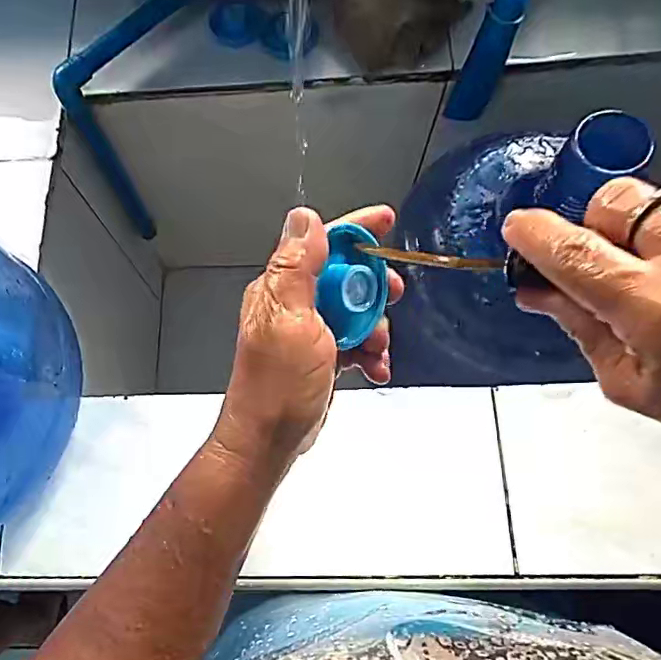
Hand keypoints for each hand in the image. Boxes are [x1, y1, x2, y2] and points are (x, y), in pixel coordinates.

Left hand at [214, 205, 404, 462]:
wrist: (270, 439)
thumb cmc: (275, 390)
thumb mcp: (291, 320)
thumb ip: (297, 267)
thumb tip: (304, 220)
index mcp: (279, 289)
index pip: (319, 243)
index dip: (354, 231)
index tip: (384, 222)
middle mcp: (291, 306)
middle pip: (344, 276)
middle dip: (372, 289)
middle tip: (390, 298)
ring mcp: (306, 332)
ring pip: (354, 311)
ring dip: (374, 328)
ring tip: (375, 349)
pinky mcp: (318, 357)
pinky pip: (353, 342)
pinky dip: (369, 353)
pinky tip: (373, 368)